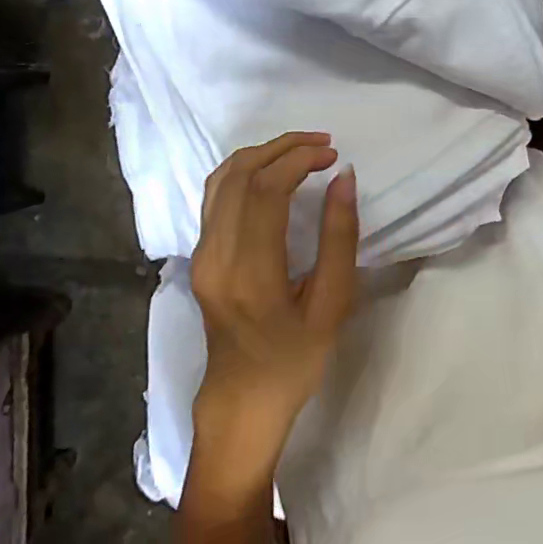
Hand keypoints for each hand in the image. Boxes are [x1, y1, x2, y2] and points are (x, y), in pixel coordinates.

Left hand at [186, 132, 358, 502]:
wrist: (242, 399)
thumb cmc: (294, 359)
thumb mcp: (332, 307)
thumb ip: (339, 239)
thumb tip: (344, 177)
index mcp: (250, 273)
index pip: (266, 190)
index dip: (298, 160)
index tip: (331, 155)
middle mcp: (215, 255)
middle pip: (241, 174)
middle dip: (282, 147)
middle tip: (322, 144)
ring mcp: (200, 253)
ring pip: (223, 178)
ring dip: (262, 153)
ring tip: (301, 150)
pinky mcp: (198, 253)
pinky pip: (216, 195)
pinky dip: (245, 170)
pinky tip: (272, 171)